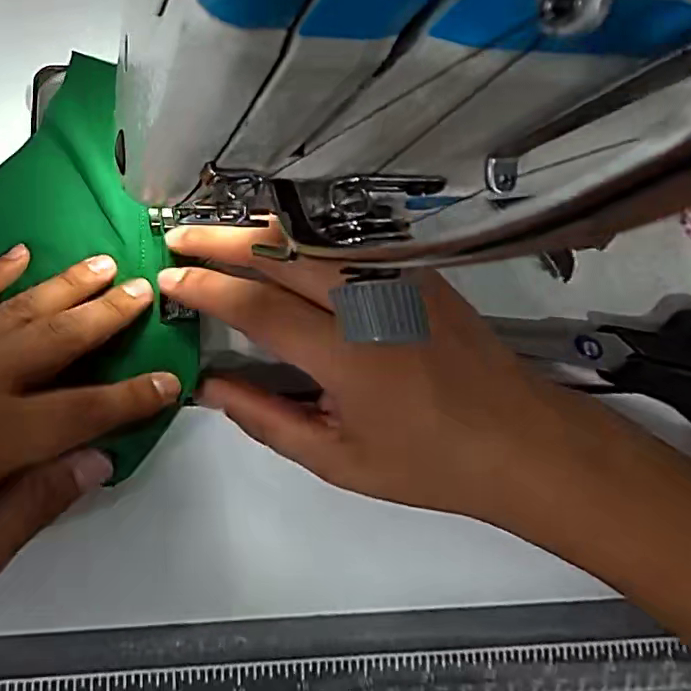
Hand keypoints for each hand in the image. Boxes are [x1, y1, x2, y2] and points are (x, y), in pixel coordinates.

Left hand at [0, 245, 181, 690]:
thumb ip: (31, 508)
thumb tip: (94, 462)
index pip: (81, 410)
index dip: (130, 398)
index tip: (168, 380)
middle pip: (55, 339)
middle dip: (106, 314)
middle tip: (144, 289)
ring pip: (16, 309)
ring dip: (63, 285)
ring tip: (101, 264)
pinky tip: (18, 256)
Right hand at [160, 224, 599, 523]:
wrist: (522, 437)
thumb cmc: (427, 460)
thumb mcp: (337, 460)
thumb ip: (264, 418)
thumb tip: (208, 384)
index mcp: (348, 354)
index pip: (257, 307)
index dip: (205, 289)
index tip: (168, 280)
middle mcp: (367, 299)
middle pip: (276, 252)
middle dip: (217, 240)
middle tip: (175, 239)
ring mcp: (393, 275)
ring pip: (306, 235)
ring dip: (250, 230)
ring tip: (210, 235)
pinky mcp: (410, 266)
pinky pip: (336, 240)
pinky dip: (291, 236)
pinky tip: (269, 243)